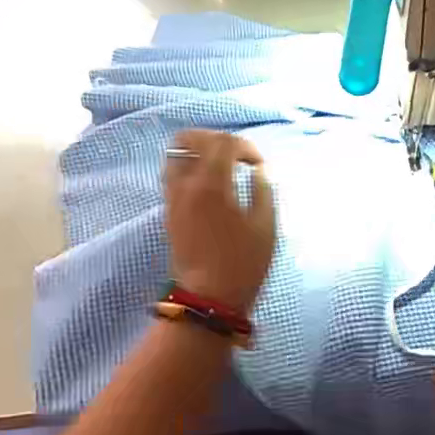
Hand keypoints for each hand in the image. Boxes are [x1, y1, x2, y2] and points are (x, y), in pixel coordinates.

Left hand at [162, 130, 274, 310]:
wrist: (210, 296)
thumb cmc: (244, 263)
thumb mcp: (266, 225)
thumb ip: (264, 189)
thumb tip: (260, 171)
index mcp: (213, 184)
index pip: (225, 143)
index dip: (247, 147)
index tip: (260, 166)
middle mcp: (187, 183)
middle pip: (193, 138)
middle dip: (218, 140)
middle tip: (238, 157)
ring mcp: (173, 195)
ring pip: (176, 152)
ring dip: (200, 149)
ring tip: (221, 165)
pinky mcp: (169, 208)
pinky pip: (173, 171)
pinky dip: (190, 165)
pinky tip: (209, 182)